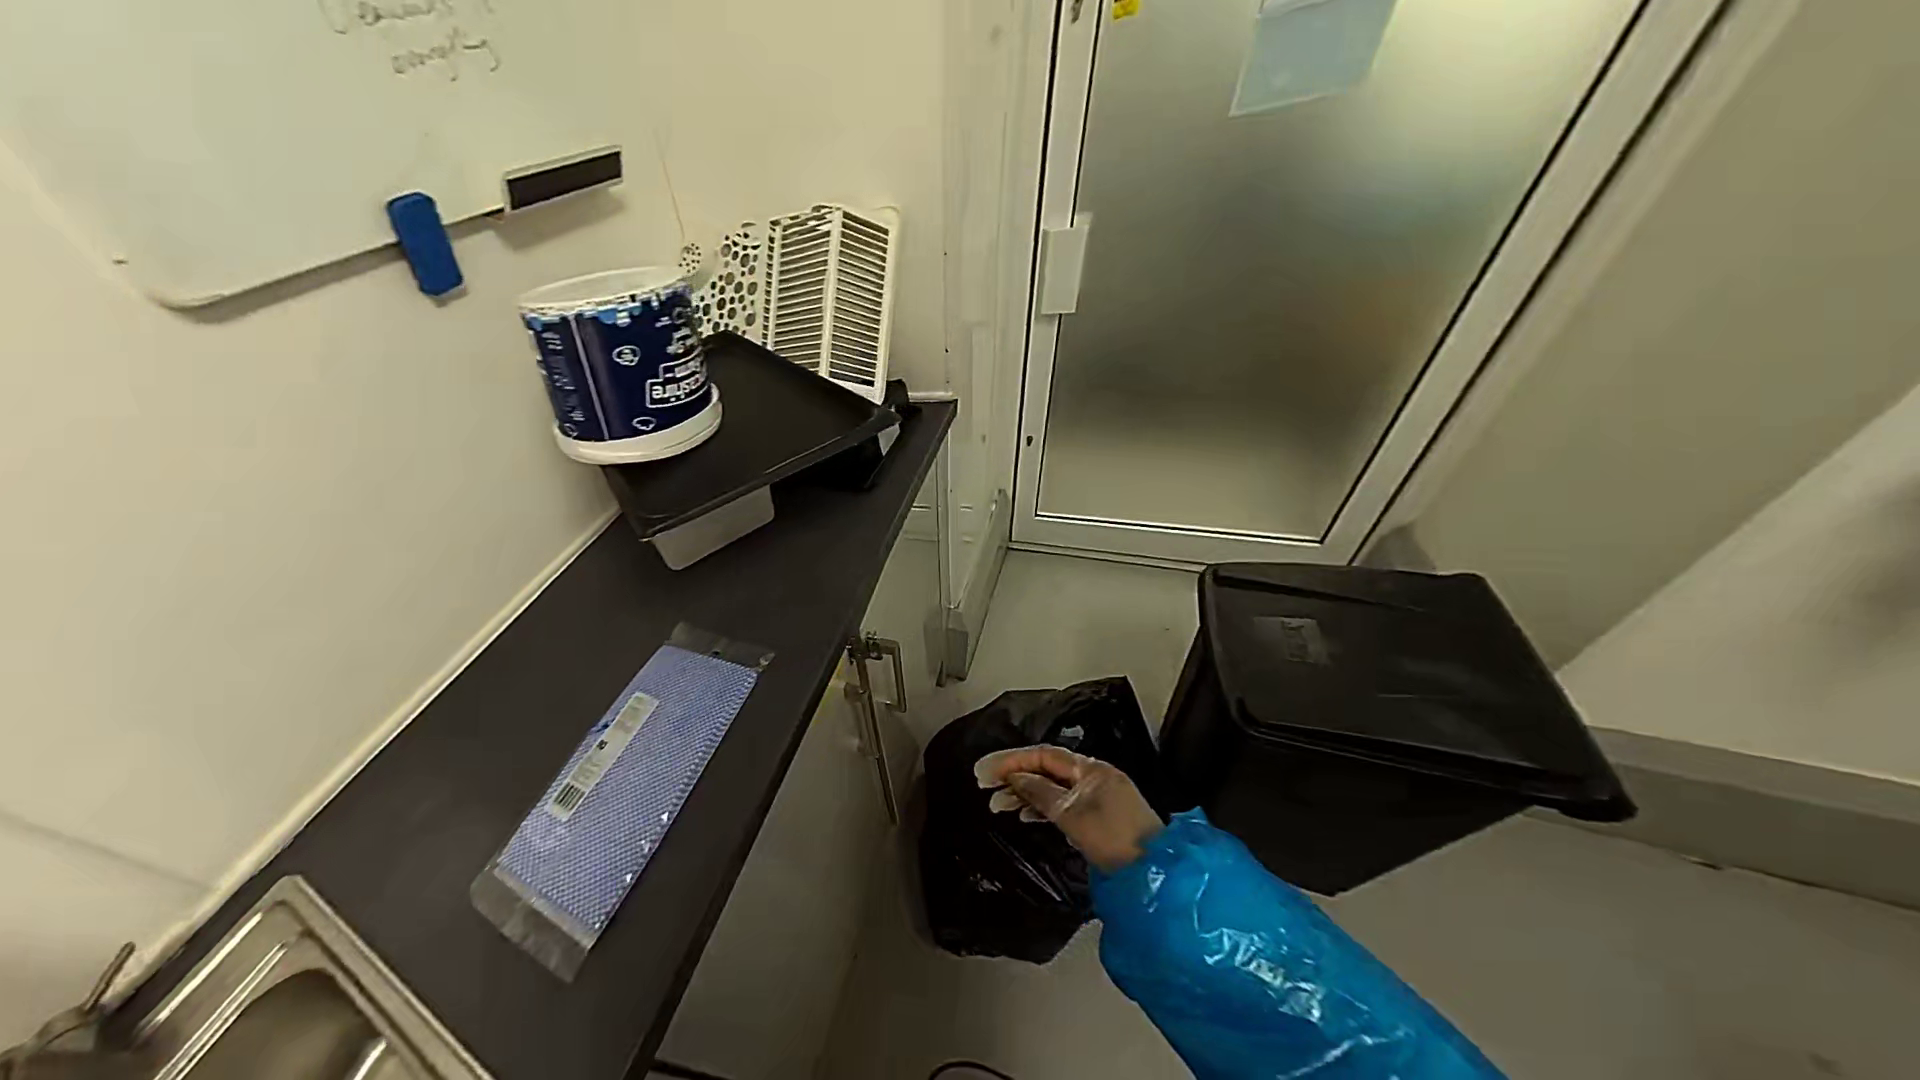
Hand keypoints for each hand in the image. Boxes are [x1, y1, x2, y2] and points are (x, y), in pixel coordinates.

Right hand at [974, 745, 1162, 871]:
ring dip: (1026, 793)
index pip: (1044, 755)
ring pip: (1053, 787)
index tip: (986, 770)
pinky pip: (1063, 803)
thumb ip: (1040, 792)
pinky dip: (1042, 807)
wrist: (1153, 873)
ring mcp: (1098, 796)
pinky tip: (1027, 815)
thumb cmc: (1113, 839)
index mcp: (1091, 768)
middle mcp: (1094, 776)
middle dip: (1016, 776)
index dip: (1013, 760)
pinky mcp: (1100, 816)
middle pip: (1048, 769)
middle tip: (986, 787)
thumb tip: (1015, 777)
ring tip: (1000, 804)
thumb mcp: (1071, 814)